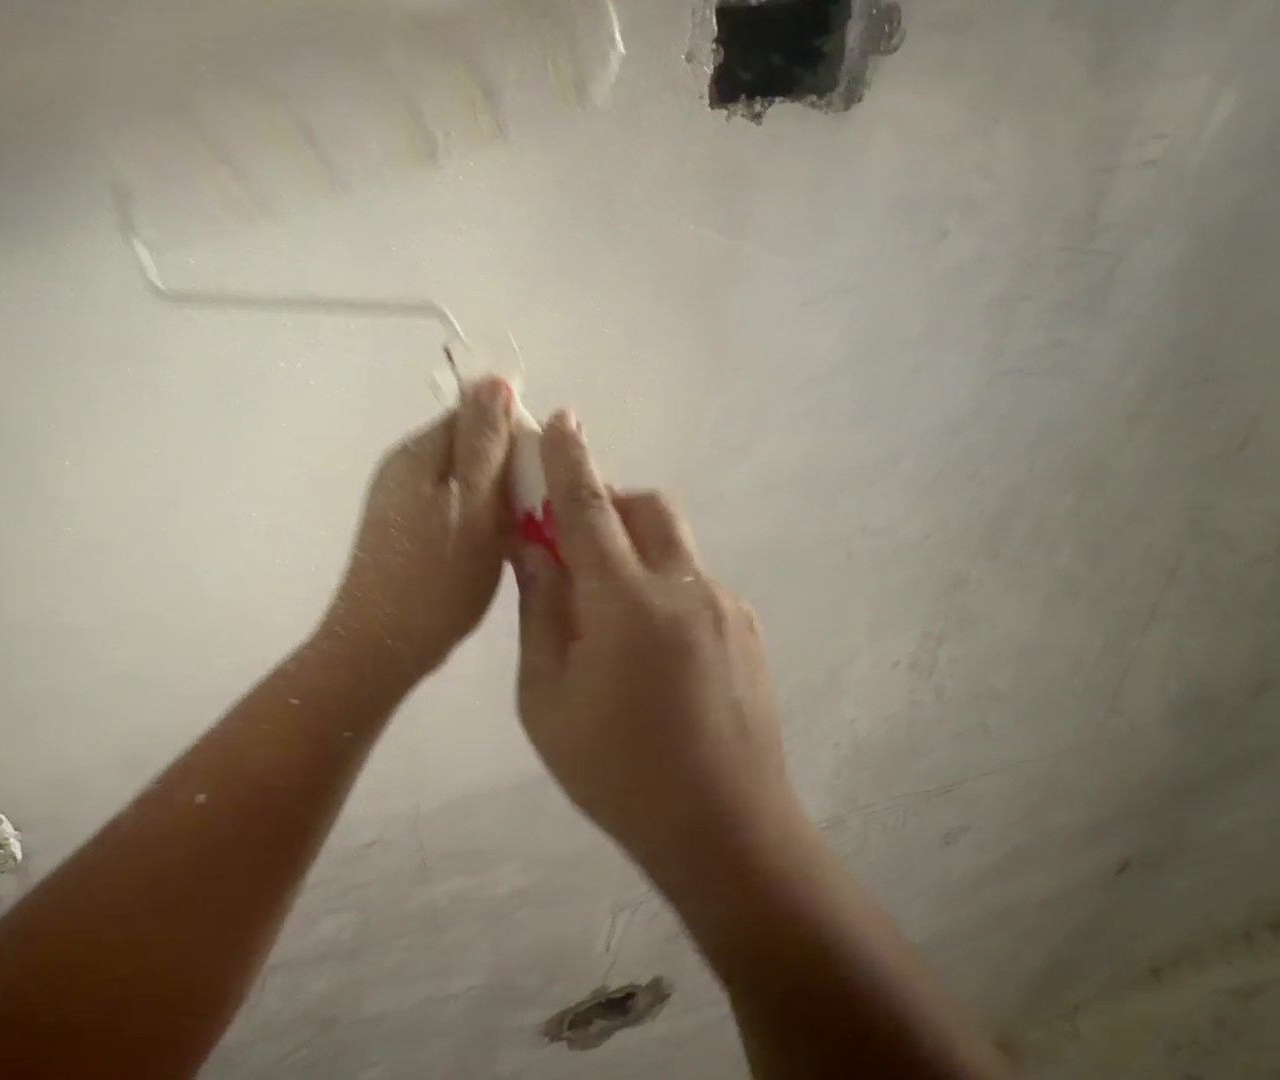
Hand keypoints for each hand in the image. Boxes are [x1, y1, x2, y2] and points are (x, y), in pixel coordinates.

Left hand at [322, 376, 515, 681]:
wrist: (379, 648)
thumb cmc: (434, 580)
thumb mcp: (474, 506)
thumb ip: (485, 443)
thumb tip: (494, 380)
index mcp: (416, 453)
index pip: (475, 413)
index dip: (517, 434)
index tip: (548, 471)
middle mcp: (402, 470)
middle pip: (469, 448)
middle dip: (510, 471)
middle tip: (544, 510)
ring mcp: (399, 505)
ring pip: (465, 485)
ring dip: (498, 502)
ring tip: (528, 534)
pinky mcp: (402, 537)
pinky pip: (452, 513)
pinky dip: (479, 526)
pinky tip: (498, 553)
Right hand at [512, 411, 799, 871]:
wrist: (726, 834)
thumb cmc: (615, 772)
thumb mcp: (546, 697)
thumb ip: (541, 611)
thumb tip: (531, 547)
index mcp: (626, 603)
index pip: (588, 508)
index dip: (569, 460)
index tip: (559, 419)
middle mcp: (686, 588)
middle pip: (646, 509)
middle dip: (605, 502)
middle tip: (568, 541)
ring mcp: (726, 610)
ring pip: (672, 548)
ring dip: (632, 550)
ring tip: (604, 617)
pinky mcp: (748, 634)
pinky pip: (694, 585)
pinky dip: (659, 588)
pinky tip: (646, 656)